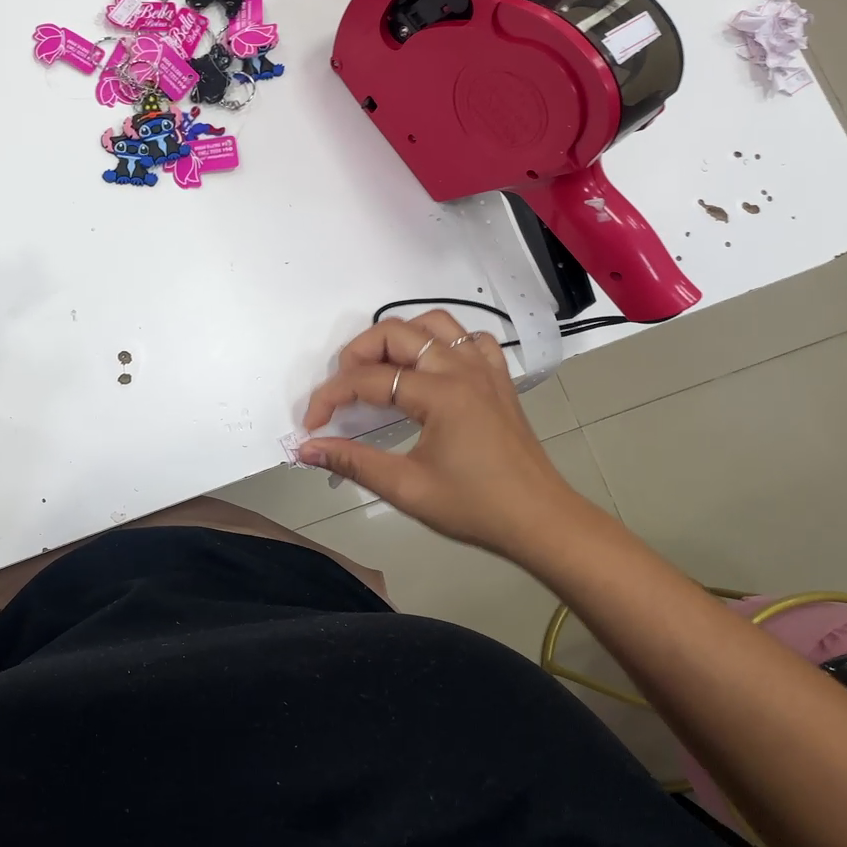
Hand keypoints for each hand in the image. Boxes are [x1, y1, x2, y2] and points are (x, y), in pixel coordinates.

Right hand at [298, 312, 595, 557]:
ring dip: (398, 340)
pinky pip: (469, 341)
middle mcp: (462, 370)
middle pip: (396, 332)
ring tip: (379, 371)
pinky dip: (442, 344)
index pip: (367, 379)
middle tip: (342, 390)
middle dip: (357, 354)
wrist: (541, 521)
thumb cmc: (474, 507)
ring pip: (433, 325)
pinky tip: (428, 371)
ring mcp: (485, 371)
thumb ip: (351, 462)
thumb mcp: (405, 488)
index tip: (311, 425)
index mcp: (441, 394)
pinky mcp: (498, 381)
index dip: (329, 397)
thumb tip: (305, 448)